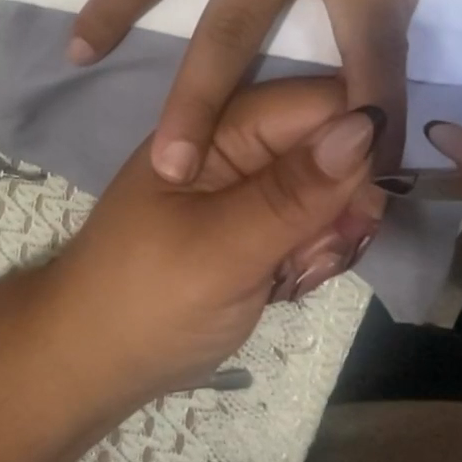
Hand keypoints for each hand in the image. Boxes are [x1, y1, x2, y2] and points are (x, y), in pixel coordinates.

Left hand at [44, 82, 382, 395]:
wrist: (92, 360)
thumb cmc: (146, 301)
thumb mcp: (224, 248)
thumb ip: (295, 192)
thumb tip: (367, 122)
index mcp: (214, 128)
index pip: (310, 101)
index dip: (356, 139)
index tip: (369, 202)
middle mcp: (232, 146)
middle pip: (326, 144)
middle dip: (341, 199)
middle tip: (318, 252)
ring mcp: (241, 187)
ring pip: (324, 188)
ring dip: (327, 233)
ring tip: (295, 274)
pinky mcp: (249, 225)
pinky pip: (307, 222)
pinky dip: (312, 252)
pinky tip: (290, 283)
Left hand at [66, 0, 461, 183]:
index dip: (110, 12)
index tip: (78, 56)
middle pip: (224, 31)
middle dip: (193, 103)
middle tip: (168, 171)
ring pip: (311, 48)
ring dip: (298, 123)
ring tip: (302, 201)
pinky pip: (384, 42)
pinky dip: (382, 97)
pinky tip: (379, 152)